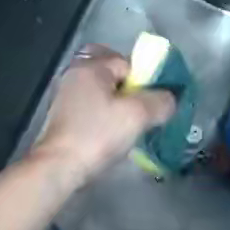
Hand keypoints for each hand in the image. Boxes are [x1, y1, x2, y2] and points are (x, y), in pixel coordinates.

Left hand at [28, 44, 176, 186]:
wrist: (58, 167)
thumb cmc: (97, 136)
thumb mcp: (137, 115)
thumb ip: (160, 102)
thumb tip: (170, 99)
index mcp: (91, 67)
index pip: (128, 62)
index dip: (144, 81)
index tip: (151, 105)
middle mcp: (74, 75)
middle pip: (111, 76)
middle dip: (129, 93)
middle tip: (139, 114)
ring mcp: (64, 97)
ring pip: (100, 94)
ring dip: (116, 107)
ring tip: (127, 129)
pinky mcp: (61, 118)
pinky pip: (90, 110)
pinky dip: (102, 119)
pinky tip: (109, 137)